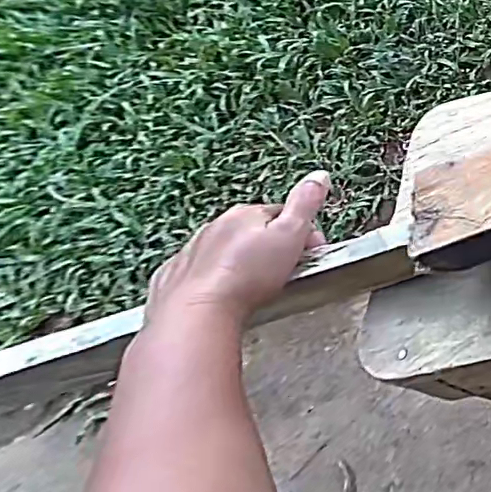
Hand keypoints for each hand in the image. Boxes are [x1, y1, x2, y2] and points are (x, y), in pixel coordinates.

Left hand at [147, 171, 331, 324]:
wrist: (194, 317)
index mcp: (243, 215)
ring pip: (227, 251)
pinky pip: (200, 272)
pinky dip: (215, 278)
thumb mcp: (291, 233)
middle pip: (255, 232)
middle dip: (274, 246)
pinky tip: (224, 293)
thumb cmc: (248, 275)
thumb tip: (319, 175)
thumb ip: (307, 202)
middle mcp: (212, 228)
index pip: (284, 214)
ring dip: (244, 262)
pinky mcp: (171, 279)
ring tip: (257, 285)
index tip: (310, 252)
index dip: (303, 233)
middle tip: (288, 269)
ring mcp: (188, 254)